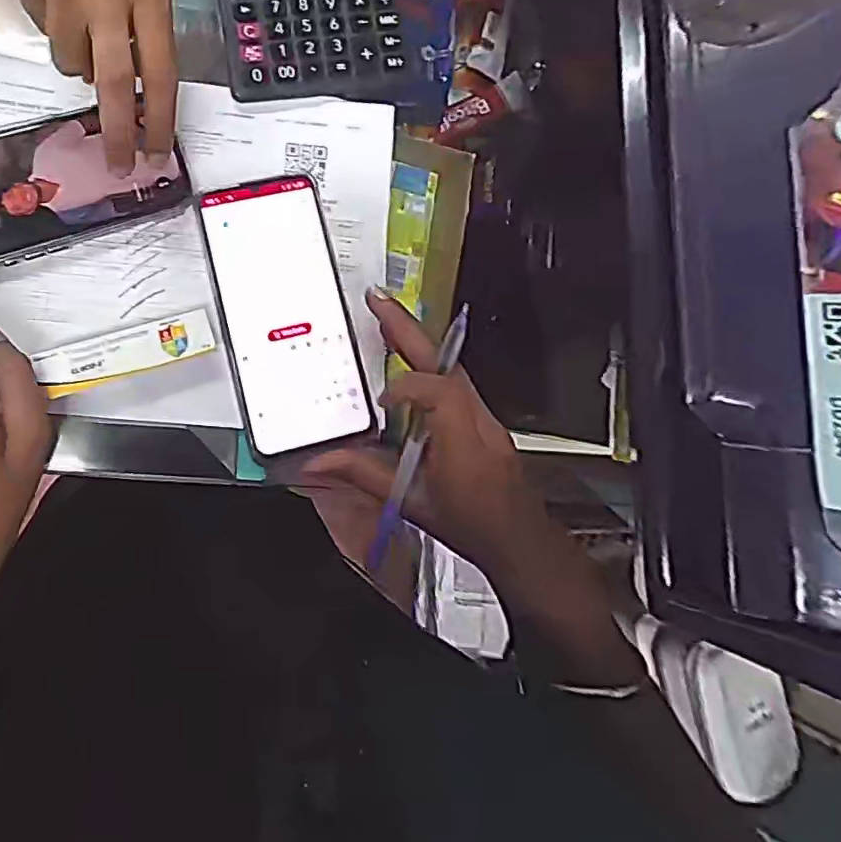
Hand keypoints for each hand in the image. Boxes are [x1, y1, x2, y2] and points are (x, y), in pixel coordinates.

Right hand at [304, 289, 564, 580]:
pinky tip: (407, 356)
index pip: (439, 392)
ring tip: (386, 318)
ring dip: (416, 339)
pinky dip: (426, 361)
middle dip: (408, 328)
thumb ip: (364, 476)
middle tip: (378, 301)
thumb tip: (320, 463)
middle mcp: (477, 421)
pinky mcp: (479, 418)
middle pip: (444, 362)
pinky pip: (453, 379)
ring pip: (451, 366)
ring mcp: (483, 416)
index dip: (405, 388)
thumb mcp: (413, 503)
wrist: (520, 540)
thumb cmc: (474, 525)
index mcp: (462, 443)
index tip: (381, 402)